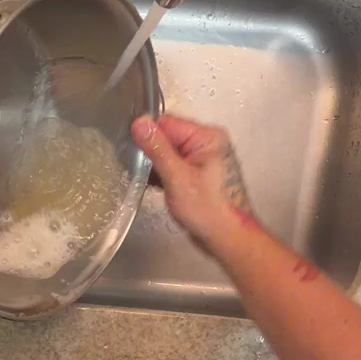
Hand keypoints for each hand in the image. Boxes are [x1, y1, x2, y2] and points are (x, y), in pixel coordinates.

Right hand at [129, 114, 264, 256]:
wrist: (226, 237)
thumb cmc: (209, 211)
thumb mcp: (178, 178)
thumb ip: (158, 148)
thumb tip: (140, 123)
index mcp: (207, 137)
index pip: (167, 122)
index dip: (148, 135)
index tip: (134, 150)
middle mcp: (206, 143)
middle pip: (167, 136)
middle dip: (151, 152)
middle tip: (141, 170)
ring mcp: (201, 159)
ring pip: (167, 152)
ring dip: (155, 166)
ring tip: (152, 181)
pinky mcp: (196, 174)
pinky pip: (172, 166)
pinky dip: (162, 175)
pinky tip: (156, 186)